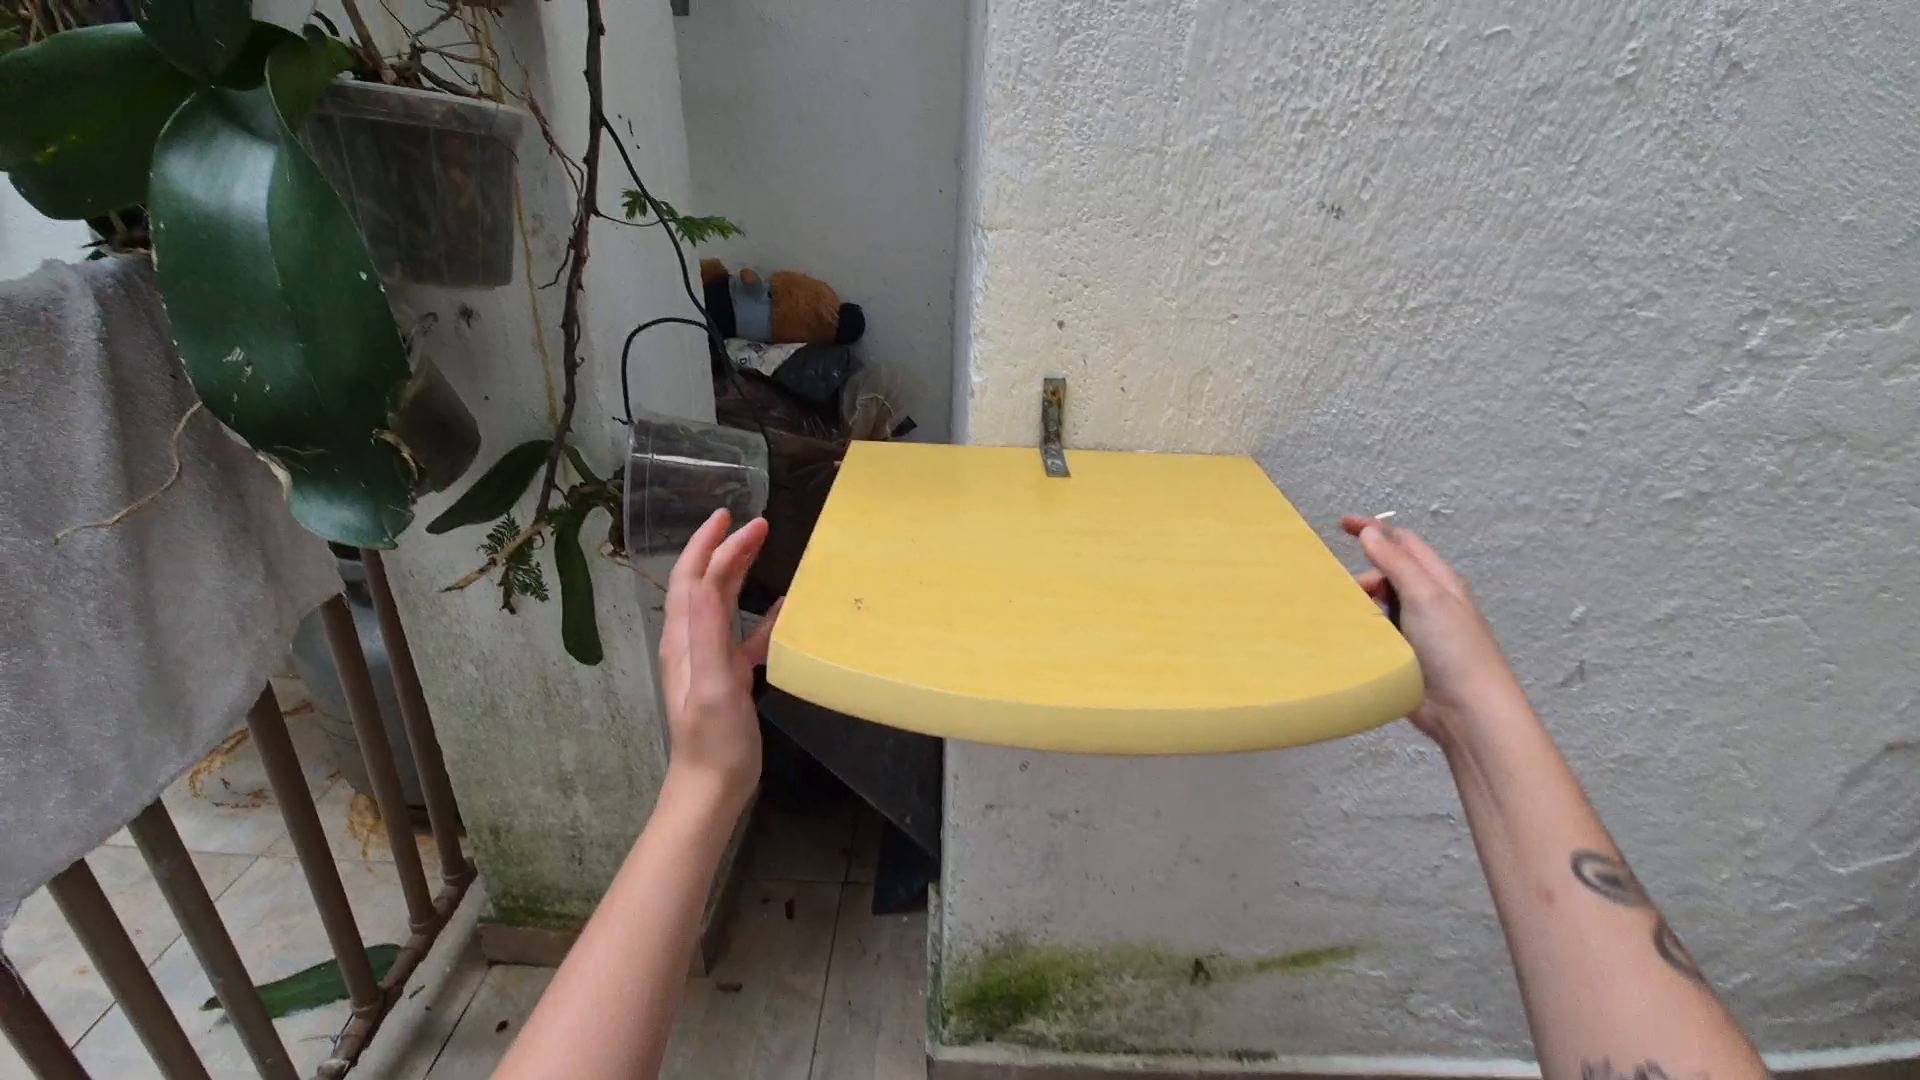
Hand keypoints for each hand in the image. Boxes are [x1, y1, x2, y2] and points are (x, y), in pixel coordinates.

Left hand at [657, 509, 778, 804]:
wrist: (711, 789)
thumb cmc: (714, 740)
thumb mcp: (713, 686)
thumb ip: (708, 635)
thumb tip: (706, 582)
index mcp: (685, 640)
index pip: (695, 579)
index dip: (714, 546)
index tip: (741, 519)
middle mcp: (691, 643)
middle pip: (703, 584)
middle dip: (723, 549)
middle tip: (754, 524)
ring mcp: (709, 660)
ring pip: (721, 604)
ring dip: (737, 573)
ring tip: (760, 549)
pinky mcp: (729, 677)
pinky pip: (743, 634)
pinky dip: (759, 615)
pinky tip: (782, 609)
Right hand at [1340, 515, 1526, 744]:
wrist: (1467, 711)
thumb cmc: (1453, 648)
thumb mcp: (1425, 596)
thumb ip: (1396, 562)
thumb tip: (1370, 531)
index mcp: (1440, 581)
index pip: (1404, 543)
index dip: (1374, 530)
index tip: (1341, 525)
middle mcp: (1427, 601)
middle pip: (1387, 573)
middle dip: (1364, 574)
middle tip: (1348, 591)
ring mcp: (1414, 629)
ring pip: (1377, 602)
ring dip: (1360, 602)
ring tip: (1348, 616)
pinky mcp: (1401, 654)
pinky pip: (1374, 630)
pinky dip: (1360, 626)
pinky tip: (1347, 634)